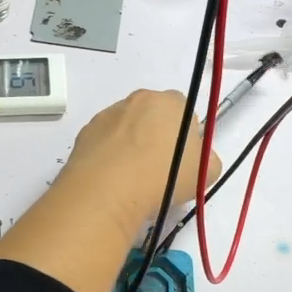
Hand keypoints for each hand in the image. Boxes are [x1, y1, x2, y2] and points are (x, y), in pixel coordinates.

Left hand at [0, 91, 220, 291]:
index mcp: (172, 101)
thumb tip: (198, 160)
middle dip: (154, 139)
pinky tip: (110, 179)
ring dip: (128, 147)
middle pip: (151, 118)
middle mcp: (138, 99)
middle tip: (155, 172)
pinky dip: (107, 156)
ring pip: (124, 129)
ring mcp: (107, 115)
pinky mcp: (84, 133)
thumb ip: (207, 160)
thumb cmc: (162, 177)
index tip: (179, 164)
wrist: (107, 192)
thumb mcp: (204, 174)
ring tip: (129, 179)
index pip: (184, 114)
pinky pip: (102, 143)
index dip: (184, 140)